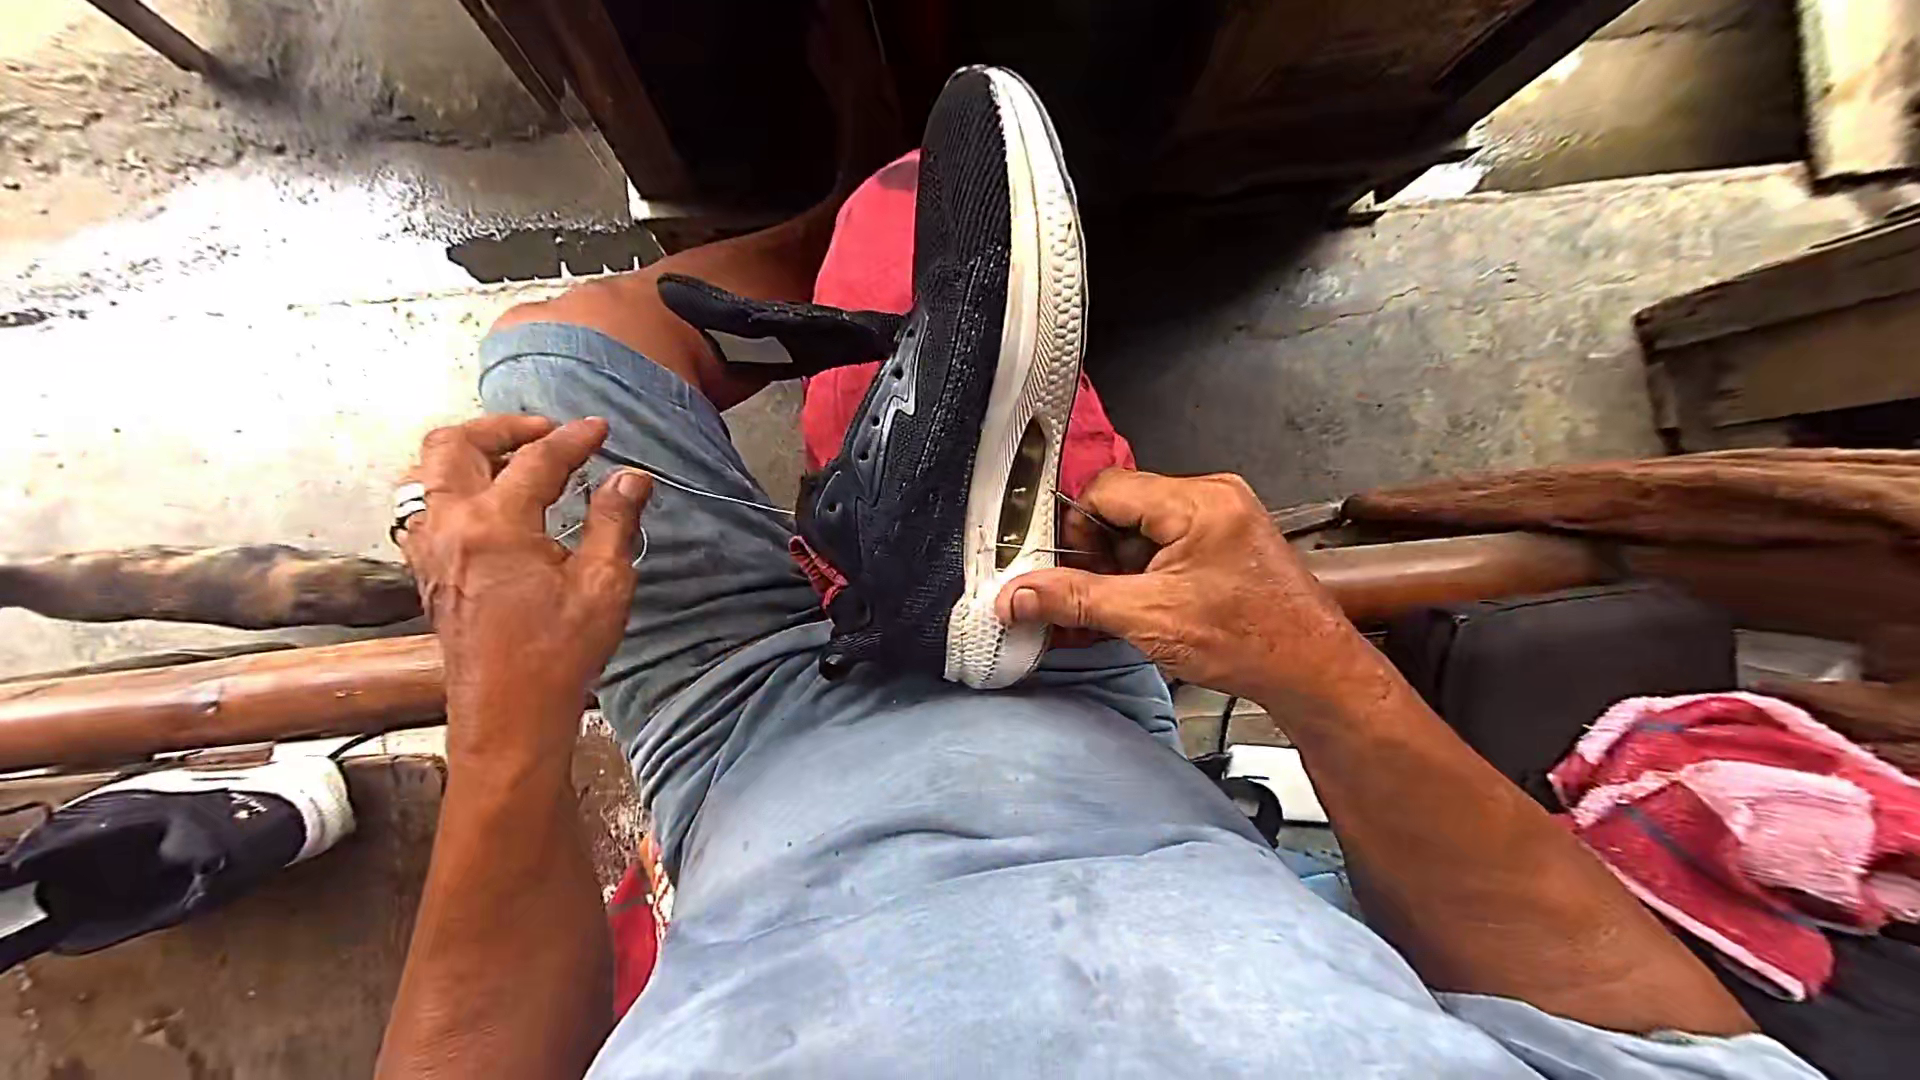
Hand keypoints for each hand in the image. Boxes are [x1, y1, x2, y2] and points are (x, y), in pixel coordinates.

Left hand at [398, 415, 651, 769]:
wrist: (511, 710)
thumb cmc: (562, 648)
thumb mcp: (604, 582)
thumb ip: (615, 520)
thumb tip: (631, 476)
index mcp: (495, 525)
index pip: (536, 460)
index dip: (574, 439)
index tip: (601, 428)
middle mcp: (449, 526)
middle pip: (453, 445)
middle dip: (502, 427)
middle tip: (547, 432)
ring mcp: (430, 549)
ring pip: (428, 473)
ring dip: (472, 453)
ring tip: (517, 459)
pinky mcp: (428, 571)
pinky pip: (426, 506)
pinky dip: (456, 485)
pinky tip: (493, 504)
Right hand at [1000, 470, 1378, 712]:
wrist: (1314, 672)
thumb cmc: (1251, 642)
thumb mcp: (1147, 619)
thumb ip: (1073, 600)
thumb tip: (1018, 595)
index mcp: (1196, 501)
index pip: (1104, 489)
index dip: (1079, 530)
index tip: (1073, 569)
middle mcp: (1210, 495)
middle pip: (1120, 504)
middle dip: (1101, 550)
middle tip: (1106, 591)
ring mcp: (1219, 514)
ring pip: (1138, 524)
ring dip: (1122, 563)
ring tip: (1137, 601)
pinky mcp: (1221, 536)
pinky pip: (1162, 537)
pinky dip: (1144, 568)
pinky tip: (1154, 600)